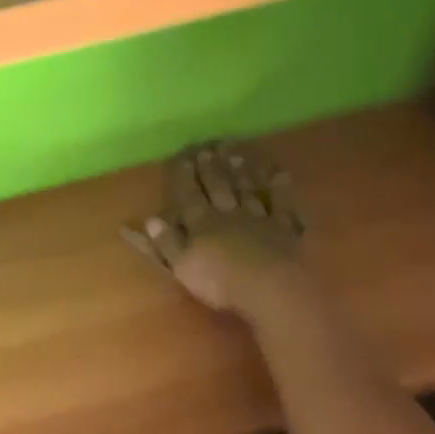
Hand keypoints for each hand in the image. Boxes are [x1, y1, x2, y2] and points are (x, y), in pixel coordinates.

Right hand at [122, 140, 304, 311]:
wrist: (266, 286)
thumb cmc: (218, 282)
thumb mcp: (182, 267)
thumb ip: (166, 242)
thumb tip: (151, 219)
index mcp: (202, 224)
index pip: (189, 196)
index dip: (184, 177)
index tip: (181, 157)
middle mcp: (229, 213)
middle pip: (218, 186)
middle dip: (210, 167)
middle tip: (206, 147)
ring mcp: (258, 217)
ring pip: (247, 188)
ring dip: (240, 170)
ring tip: (234, 151)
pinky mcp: (283, 227)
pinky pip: (281, 203)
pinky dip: (279, 187)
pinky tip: (279, 173)